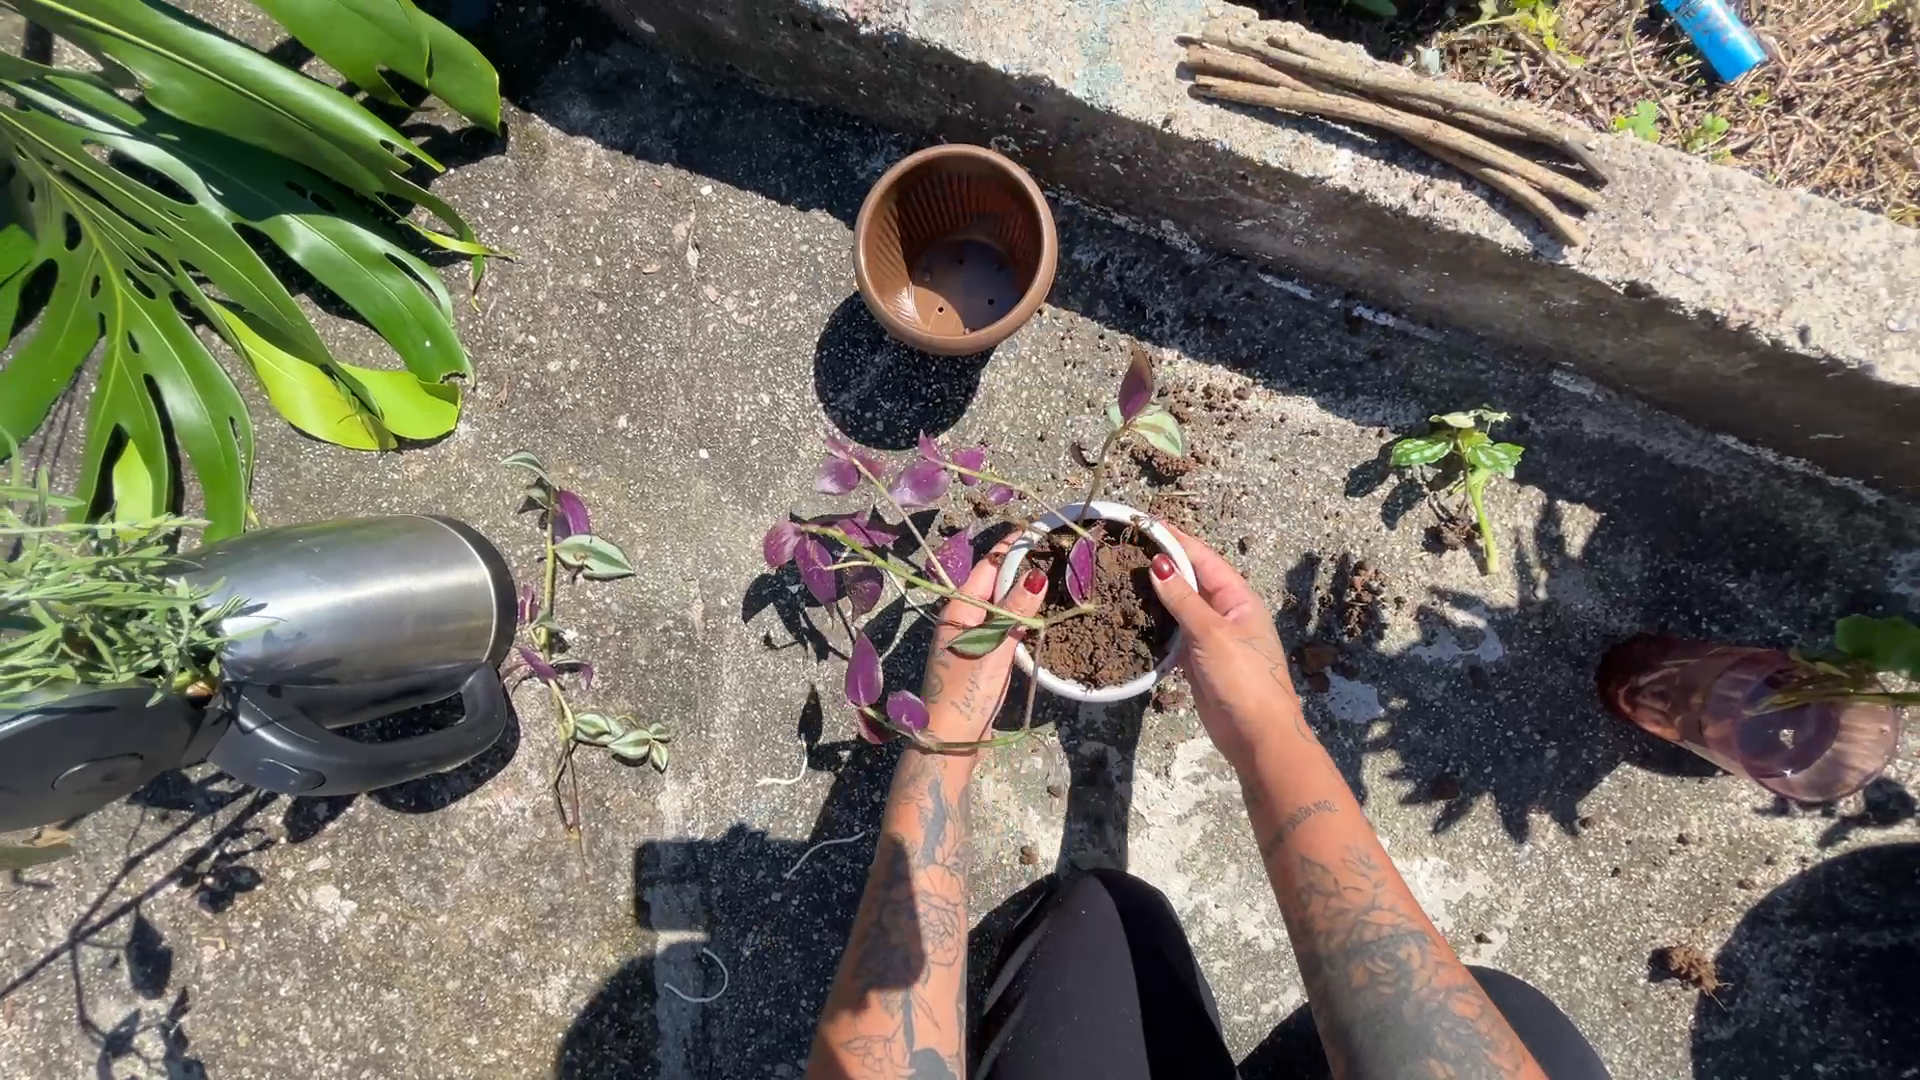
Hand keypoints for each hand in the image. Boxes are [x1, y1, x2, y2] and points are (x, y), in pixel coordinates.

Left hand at [918, 537, 1048, 754]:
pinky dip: (1018, 615)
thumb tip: (1036, 574)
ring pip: (999, 604)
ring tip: (1050, 574)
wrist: (950, 738)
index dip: (1011, 547)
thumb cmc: (967, 691)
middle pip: (993, 582)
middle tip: (1051, 549)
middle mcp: (962, 618)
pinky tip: (1035, 615)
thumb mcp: (995, 648)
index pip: (988, 566)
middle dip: (1019, 565)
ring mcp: (970, 637)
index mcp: (959, 609)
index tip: (1035, 528)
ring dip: (1020, 591)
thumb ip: (1015, 611)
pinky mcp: (979, 656)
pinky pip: (1001, 624)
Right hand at [1147, 527, 1304, 771]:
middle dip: (1162, 562)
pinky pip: (1173, 630)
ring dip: (1156, 591)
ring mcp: (1211, 635)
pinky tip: (1133, 613)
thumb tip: (1158, 564)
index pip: (1202, 558)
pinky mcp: (1197, 657)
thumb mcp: (1212, 633)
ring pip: (1179, 604)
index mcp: (1237, 597)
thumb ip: (1183, 599)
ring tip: (1122, 574)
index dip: (1175, 539)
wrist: (1257, 734)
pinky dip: (1155, 621)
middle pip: (1190, 578)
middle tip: (1125, 546)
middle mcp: (1225, 611)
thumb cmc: (1243, 678)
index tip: (1146, 522)